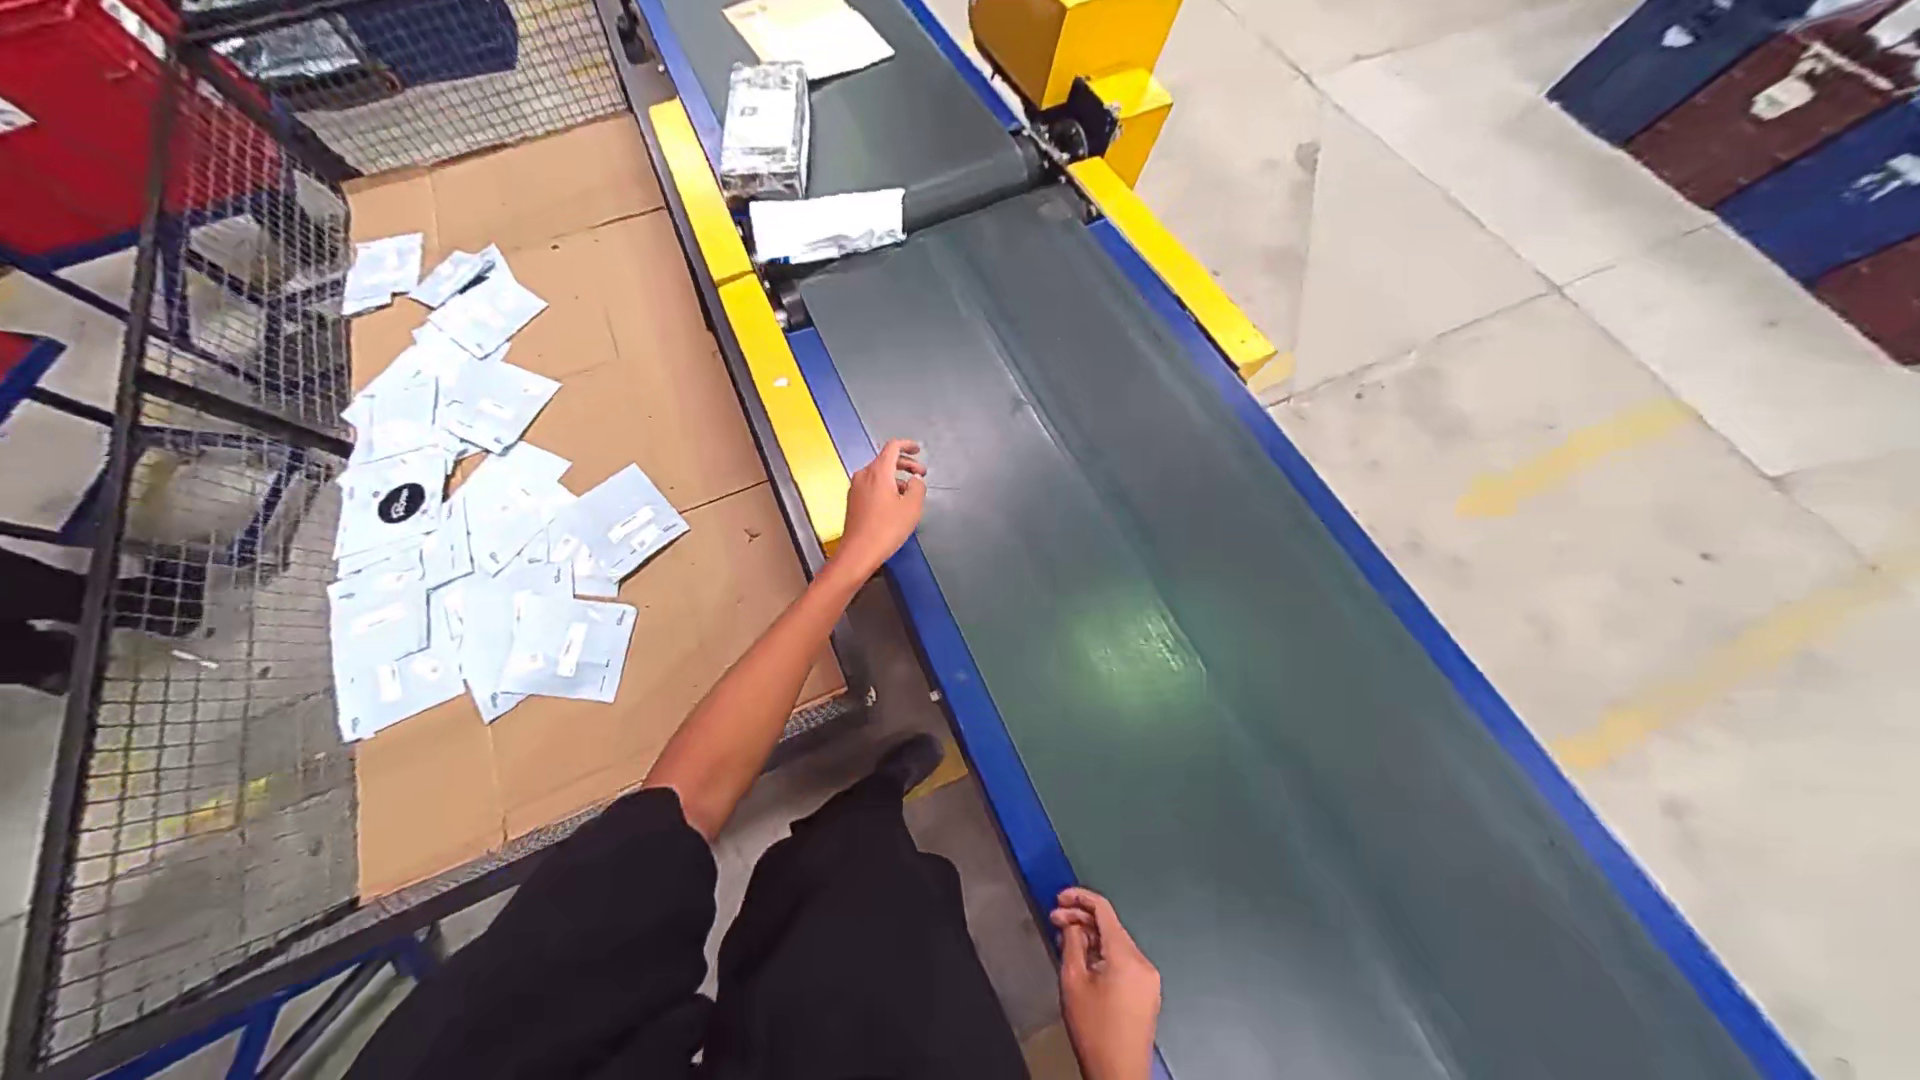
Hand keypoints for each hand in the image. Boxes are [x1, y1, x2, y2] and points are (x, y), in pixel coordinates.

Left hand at [832, 438, 926, 579]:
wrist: (858, 552)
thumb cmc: (886, 529)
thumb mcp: (912, 507)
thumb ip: (918, 487)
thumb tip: (914, 481)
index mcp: (878, 472)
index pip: (893, 447)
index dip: (907, 445)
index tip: (918, 449)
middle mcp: (864, 475)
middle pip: (886, 460)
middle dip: (906, 464)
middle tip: (921, 474)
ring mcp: (856, 488)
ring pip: (879, 474)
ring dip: (896, 478)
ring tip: (911, 492)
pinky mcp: (853, 500)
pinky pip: (872, 485)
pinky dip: (886, 486)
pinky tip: (895, 502)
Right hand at [1052, 887, 1160, 1079]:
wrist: (1118, 1076)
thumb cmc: (1094, 1030)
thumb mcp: (1073, 981)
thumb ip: (1072, 943)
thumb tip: (1071, 923)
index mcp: (1126, 956)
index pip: (1104, 909)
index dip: (1080, 897)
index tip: (1059, 897)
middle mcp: (1142, 962)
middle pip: (1110, 926)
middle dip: (1081, 919)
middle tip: (1055, 920)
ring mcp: (1147, 978)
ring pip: (1116, 943)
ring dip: (1091, 937)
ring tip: (1065, 939)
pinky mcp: (1146, 992)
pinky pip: (1123, 960)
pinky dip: (1103, 953)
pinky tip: (1083, 958)